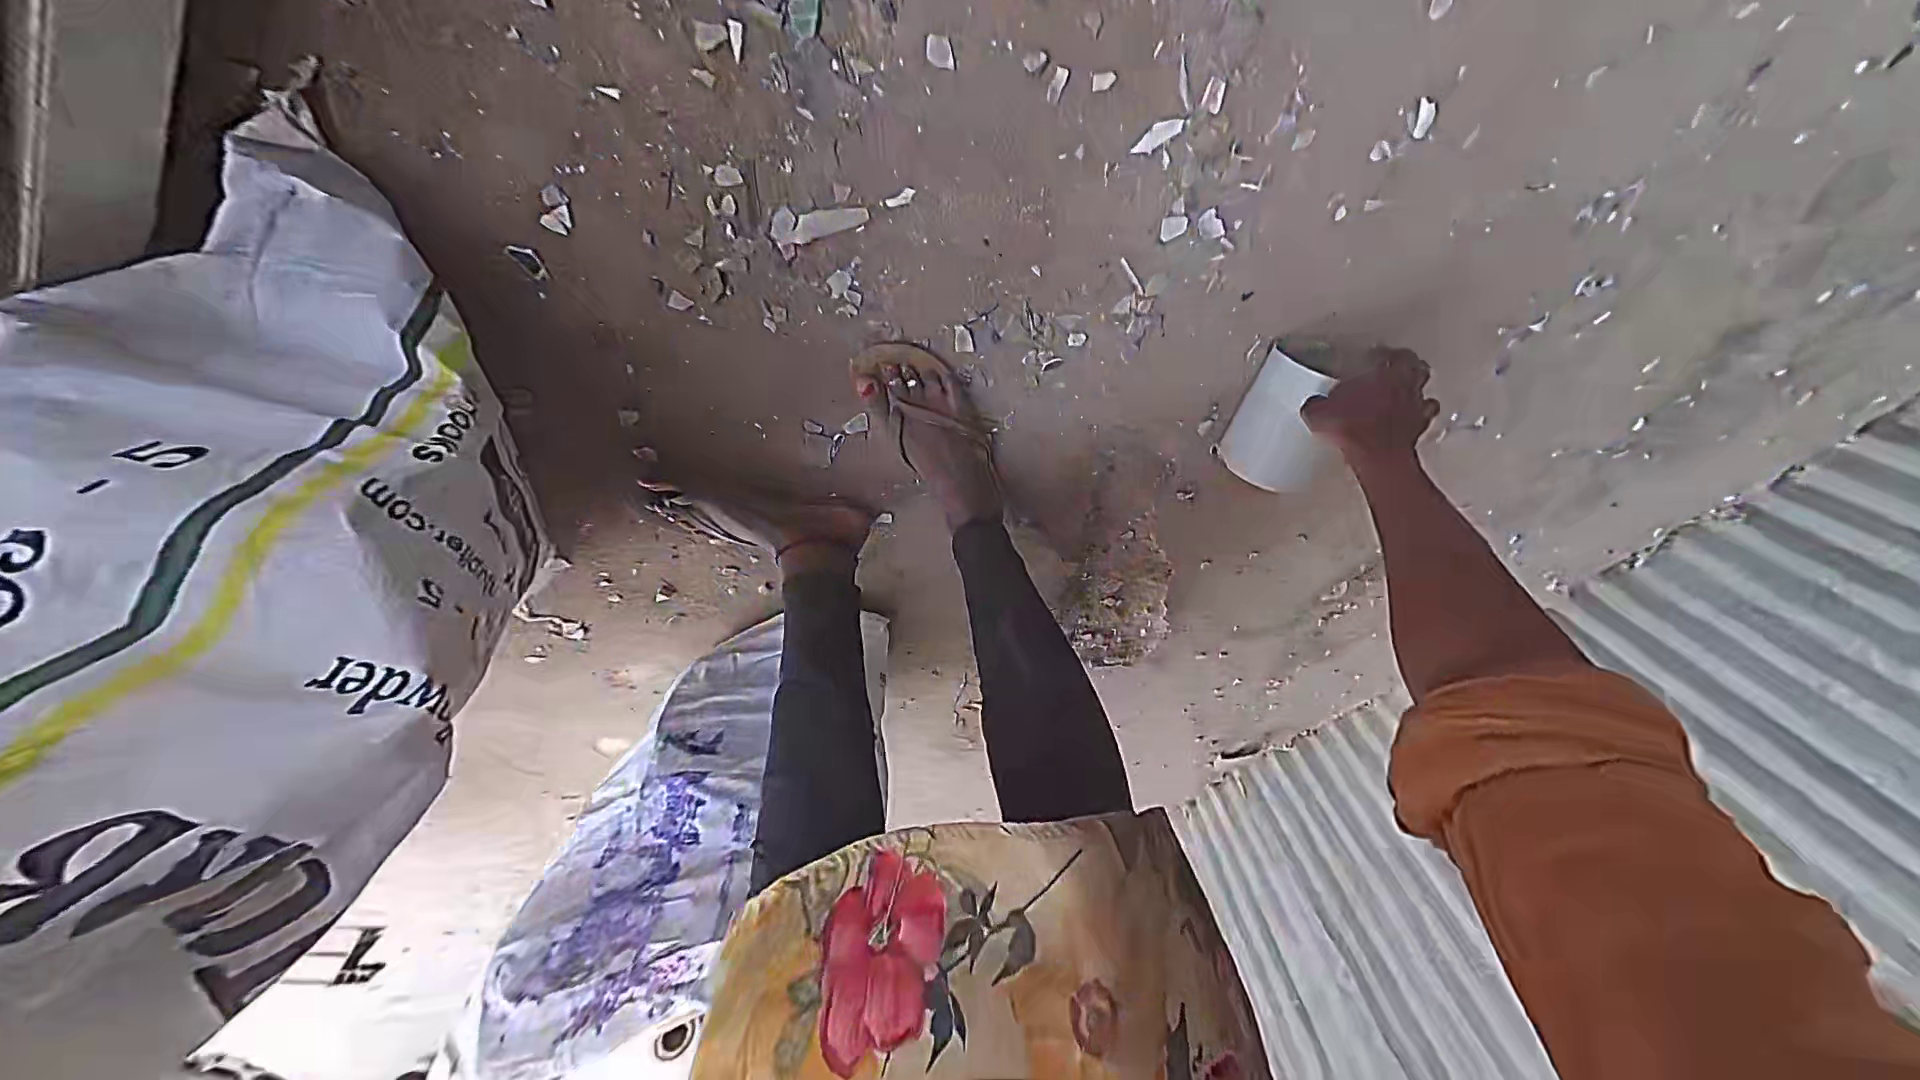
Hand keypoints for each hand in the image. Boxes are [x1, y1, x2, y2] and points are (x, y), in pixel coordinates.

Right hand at [1299, 346, 1439, 462]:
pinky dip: (1416, 419)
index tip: (1375, 356)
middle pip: (1417, 369)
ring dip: (1415, 393)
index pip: (1390, 354)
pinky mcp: (1418, 430)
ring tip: (1405, 396)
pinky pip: (1422, 420)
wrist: (1374, 454)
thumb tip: (1313, 406)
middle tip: (1397, 370)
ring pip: (1425, 393)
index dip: (1382, 354)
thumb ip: (1318, 404)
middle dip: (1408, 368)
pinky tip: (1407, 422)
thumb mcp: (1319, 413)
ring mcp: (1416, 408)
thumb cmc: (1354, 426)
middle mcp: (1406, 387)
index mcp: (1384, 373)